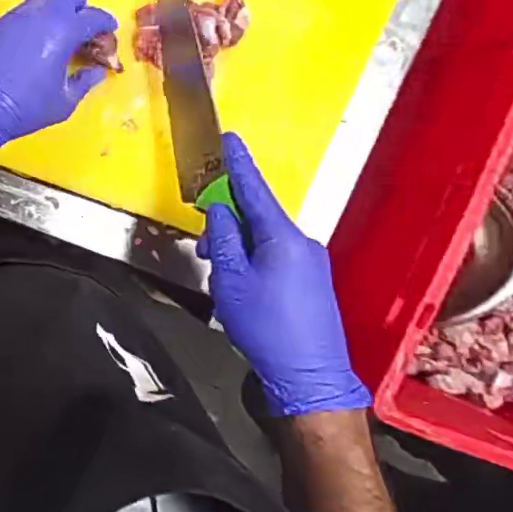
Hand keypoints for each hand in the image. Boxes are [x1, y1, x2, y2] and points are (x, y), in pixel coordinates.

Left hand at [0, 0, 117, 157]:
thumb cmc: (27, 108)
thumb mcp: (64, 102)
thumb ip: (85, 81)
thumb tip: (96, 71)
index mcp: (64, 31)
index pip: (94, 16)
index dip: (105, 23)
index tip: (108, 31)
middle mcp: (40, 15)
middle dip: (80, 8)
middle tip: (80, 29)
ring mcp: (15, 17)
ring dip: (53, 9)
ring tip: (54, 31)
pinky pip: (19, 13)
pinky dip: (30, 21)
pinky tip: (28, 42)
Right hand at [199, 132, 371, 416]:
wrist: (308, 371)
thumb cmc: (265, 324)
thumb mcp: (230, 280)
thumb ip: (223, 240)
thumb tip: (221, 209)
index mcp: (282, 238)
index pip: (255, 191)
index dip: (239, 165)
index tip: (229, 140)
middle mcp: (301, 243)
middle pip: (257, 218)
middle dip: (226, 225)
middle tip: (203, 248)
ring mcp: (309, 263)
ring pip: (263, 241)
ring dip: (235, 249)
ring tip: (219, 277)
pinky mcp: (310, 282)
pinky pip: (273, 258)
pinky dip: (249, 262)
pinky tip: (238, 287)